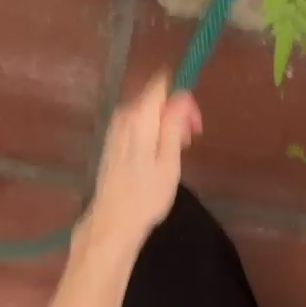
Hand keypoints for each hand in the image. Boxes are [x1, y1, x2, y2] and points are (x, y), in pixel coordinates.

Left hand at [78, 73, 201, 259]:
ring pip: (147, 112)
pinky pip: (138, 124)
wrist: (113, 221)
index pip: (162, 85)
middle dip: (176, 115)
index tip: (193, 126)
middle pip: (155, 98)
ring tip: (175, 154)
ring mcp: (115, 128)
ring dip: (165, 126)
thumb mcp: (169, 162)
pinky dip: (152, 133)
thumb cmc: (147, 196)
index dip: (182, 100)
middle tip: (188, 144)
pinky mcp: (112, 140)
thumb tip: (182, 96)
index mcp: (139, 118)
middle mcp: (123, 116)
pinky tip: (157, 157)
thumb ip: (174, 125)